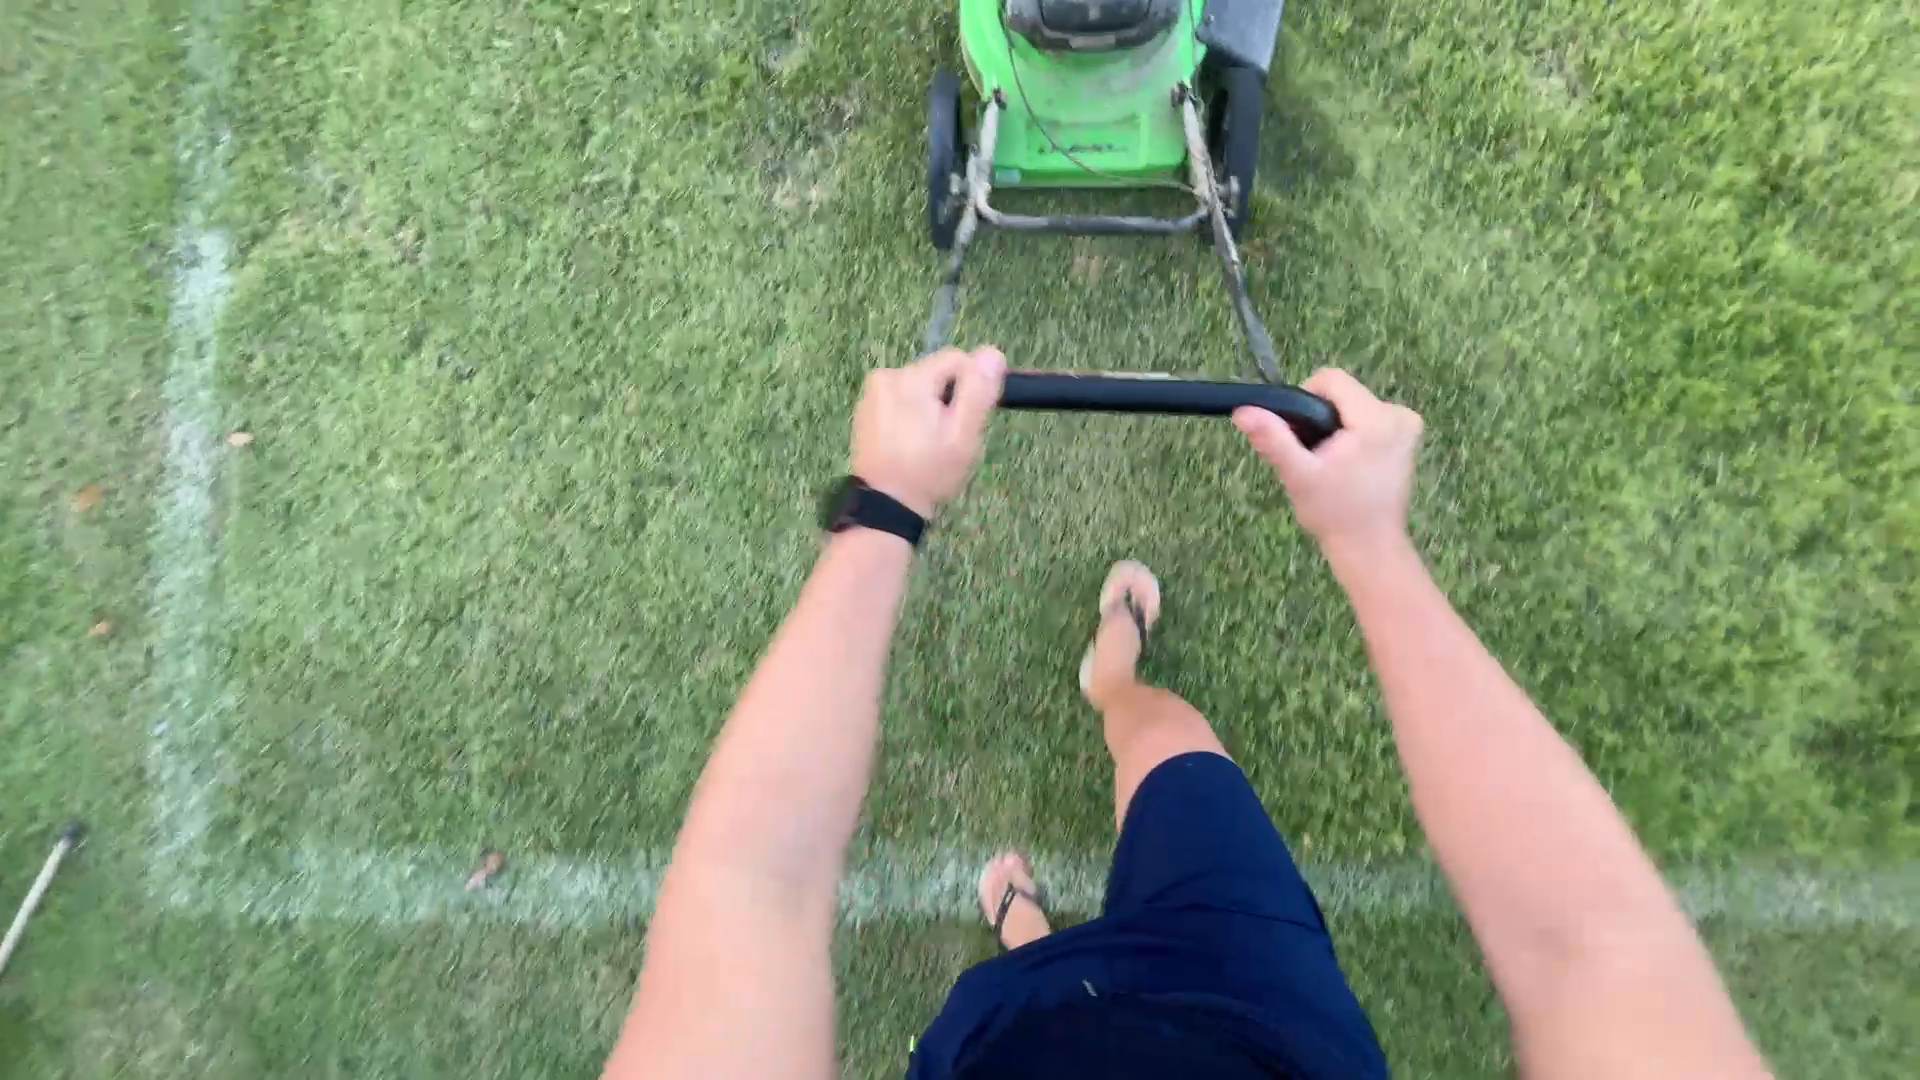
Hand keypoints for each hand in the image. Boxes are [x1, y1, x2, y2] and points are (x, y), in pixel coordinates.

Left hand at [850, 346, 1006, 518]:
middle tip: (948, 439)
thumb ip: (978, 391)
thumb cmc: (929, 472)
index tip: (964, 423)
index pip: (958, 360)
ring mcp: (872, 394)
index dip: (970, 390)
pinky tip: (912, 445)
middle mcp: (885, 376)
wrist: (886, 506)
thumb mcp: (963, 435)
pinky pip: (902, 403)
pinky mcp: (866, 411)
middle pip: (937, 374)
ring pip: (921, 389)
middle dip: (949, 401)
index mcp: (909, 378)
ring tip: (929, 445)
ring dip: (931, 410)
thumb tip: (993, 353)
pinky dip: (912, 418)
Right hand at [1233, 369, 1423, 559]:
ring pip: (1351, 406)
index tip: (1297, 434)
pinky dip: (1348, 434)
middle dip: (1318, 418)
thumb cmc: (1333, 512)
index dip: (1304, 400)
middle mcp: (1399, 414)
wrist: (1368, 544)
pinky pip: (1366, 417)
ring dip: (1332, 427)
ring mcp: (1407, 425)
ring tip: (1326, 463)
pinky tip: (1344, 464)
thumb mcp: (1297, 474)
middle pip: (1342, 394)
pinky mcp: (1406, 436)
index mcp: (1377, 419)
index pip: (1331, 380)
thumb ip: (1272, 439)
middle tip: (1310, 455)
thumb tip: (1242, 410)